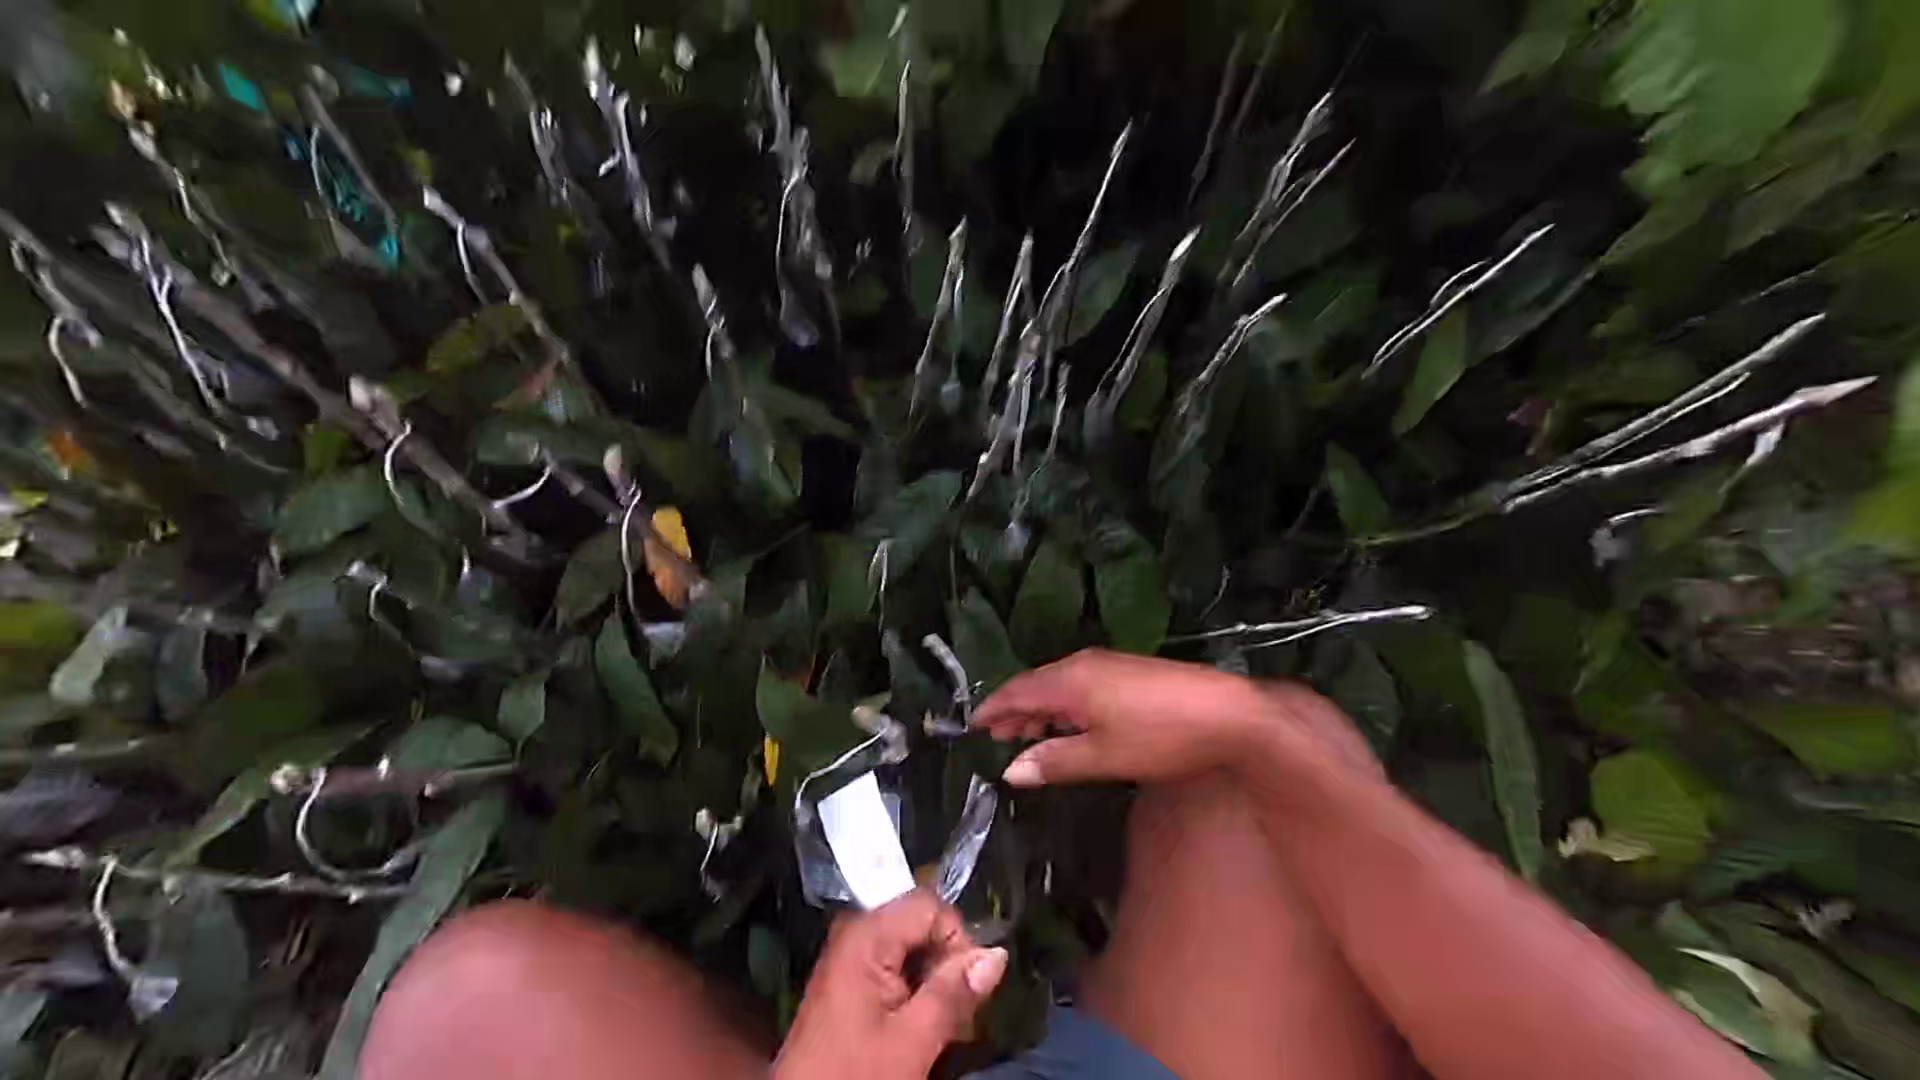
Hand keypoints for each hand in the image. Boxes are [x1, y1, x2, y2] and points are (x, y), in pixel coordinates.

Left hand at [773, 891, 1007, 1079]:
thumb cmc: (853, 1077)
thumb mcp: (911, 1042)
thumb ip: (954, 992)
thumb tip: (998, 954)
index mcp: (867, 933)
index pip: (930, 905)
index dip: (956, 940)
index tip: (968, 989)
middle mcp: (857, 931)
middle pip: (921, 923)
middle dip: (946, 963)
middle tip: (957, 1014)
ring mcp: (851, 954)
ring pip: (912, 946)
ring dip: (933, 981)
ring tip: (940, 1026)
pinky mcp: (849, 979)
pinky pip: (895, 965)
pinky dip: (915, 990)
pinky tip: (919, 1025)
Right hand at [973, 649, 1382, 793]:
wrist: (1229, 713)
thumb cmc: (1159, 736)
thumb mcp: (1102, 756)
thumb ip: (1053, 761)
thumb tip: (1010, 770)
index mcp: (1069, 680)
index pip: (1016, 690)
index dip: (992, 708)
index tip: (972, 725)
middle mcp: (1082, 664)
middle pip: (1034, 684)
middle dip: (1013, 709)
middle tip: (997, 736)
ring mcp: (1107, 664)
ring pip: (1057, 683)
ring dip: (1038, 707)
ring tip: (1028, 734)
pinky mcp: (1126, 671)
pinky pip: (1078, 683)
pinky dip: (1061, 703)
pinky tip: (1069, 724)